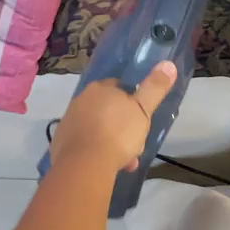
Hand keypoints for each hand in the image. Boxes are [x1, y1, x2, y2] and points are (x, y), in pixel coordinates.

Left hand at [49, 61, 178, 173]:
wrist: (85, 164)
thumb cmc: (118, 133)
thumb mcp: (143, 110)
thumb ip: (155, 88)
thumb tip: (168, 64)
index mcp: (100, 89)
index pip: (119, 87)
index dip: (132, 102)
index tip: (141, 118)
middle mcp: (81, 100)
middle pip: (107, 110)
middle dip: (122, 126)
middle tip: (135, 143)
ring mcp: (69, 121)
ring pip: (97, 129)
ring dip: (111, 142)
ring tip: (125, 161)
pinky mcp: (61, 142)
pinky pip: (85, 144)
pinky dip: (96, 152)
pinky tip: (107, 166)